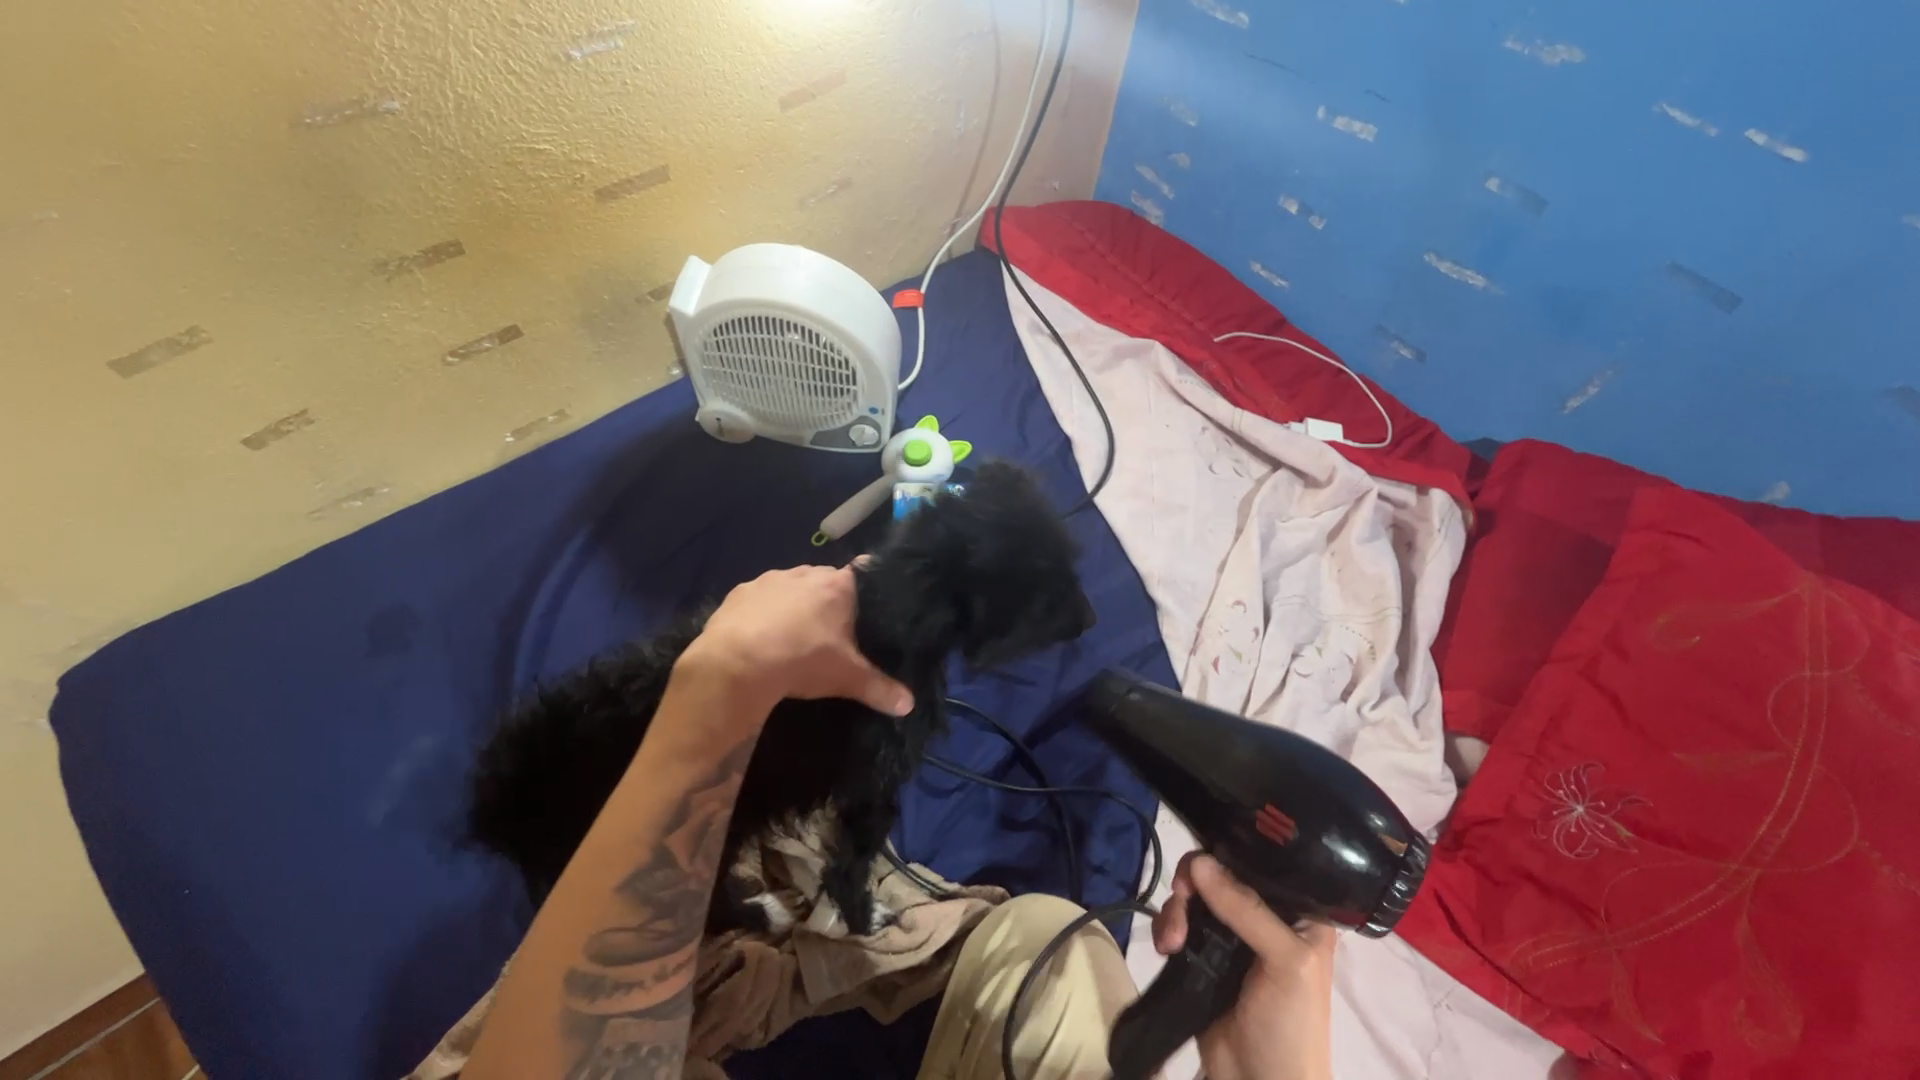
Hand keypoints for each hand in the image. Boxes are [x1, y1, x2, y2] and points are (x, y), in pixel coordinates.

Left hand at [678, 564, 913, 718]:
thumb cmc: (802, 661)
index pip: (864, 572)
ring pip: (792, 587)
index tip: (866, 610)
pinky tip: (761, 636)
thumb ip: (880, 689)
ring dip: (795, 604)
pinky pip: (760, 597)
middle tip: (832, 632)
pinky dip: (764, 612)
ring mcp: (770, 579)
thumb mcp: (847, 678)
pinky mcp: (740, 592)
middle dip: (830, 600)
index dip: (867, 590)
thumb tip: (909, 706)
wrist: (736, 664)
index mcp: (838, 585)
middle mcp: (806, 573)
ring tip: (794, 636)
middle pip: (826, 579)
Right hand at [1151, 853, 1335, 1079]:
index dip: (1229, 855)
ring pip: (1196, 897)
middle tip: (1181, 901)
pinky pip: (1180, 922)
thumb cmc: (1291, 1027)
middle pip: (1221, 876)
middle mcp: (1267, 919)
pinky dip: (1167, 926)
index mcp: (1300, 914)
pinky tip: (1166, 946)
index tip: (1202, 867)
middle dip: (1194, 885)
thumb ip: (1245, 909)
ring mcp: (1233, 939)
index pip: (1263, 864)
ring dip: (1176, 910)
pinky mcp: (1204, 957)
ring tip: (1171, 941)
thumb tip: (1199, 861)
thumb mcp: (1286, 962)